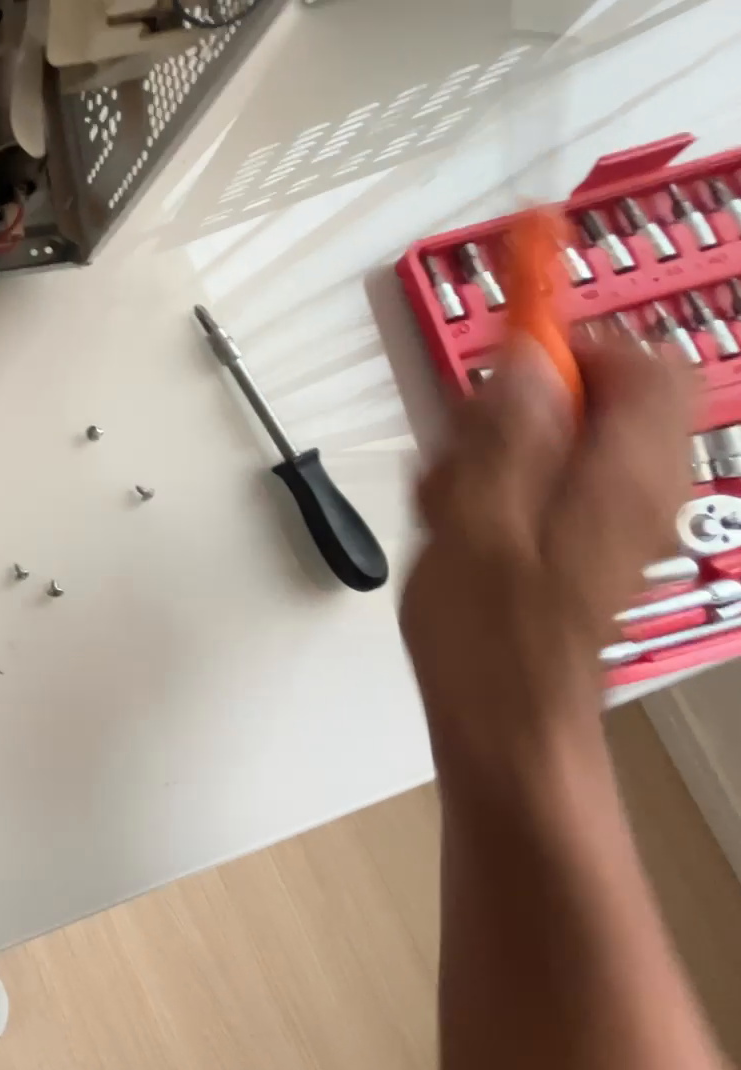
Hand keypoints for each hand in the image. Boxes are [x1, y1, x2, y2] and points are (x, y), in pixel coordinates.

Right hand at [399, 340, 690, 790]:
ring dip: (486, 452)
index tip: (499, 358)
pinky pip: (537, 480)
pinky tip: (452, 523)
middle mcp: (635, 487)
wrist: (502, 711)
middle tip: (454, 454)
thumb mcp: (477, 523)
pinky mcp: (576, 538)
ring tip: (444, 501)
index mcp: (621, 477)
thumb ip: (505, 437)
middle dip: (507, 411)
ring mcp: (609, 515)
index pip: (640, 365)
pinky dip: (489, 485)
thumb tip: (523, 362)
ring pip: (552, 440)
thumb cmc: (486, 626)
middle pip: (589, 401)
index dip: (571, 344)